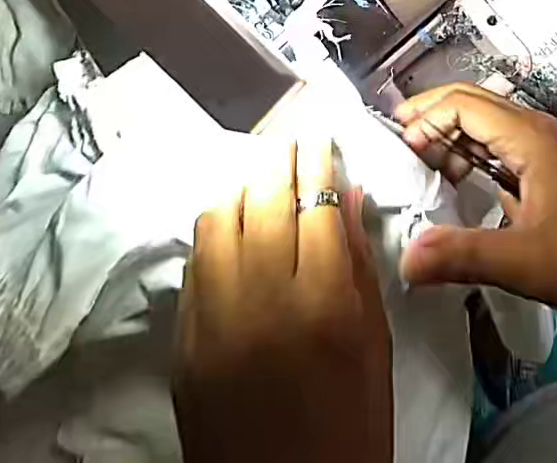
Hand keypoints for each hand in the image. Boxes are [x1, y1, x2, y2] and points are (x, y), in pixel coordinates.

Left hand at [173, 140, 392, 462]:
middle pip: (263, 200)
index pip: (316, 204)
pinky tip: (234, 230)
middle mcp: (262, 302)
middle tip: (288, 142)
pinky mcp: (183, 341)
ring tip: (260, 183)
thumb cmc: (351, 419)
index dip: (317, 161)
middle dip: (278, 158)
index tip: (317, 136)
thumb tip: (348, 194)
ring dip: (242, 190)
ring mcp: (213, 321)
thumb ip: (357, 260)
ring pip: (217, 221)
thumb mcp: (373, 340)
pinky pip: (195, 261)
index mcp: (322, 304)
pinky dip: (217, 233)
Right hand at [395, 83, 556, 323]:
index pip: (463, 104)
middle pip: (472, 101)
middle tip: (398, 141)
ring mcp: (543, 145)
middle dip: (432, 114)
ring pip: (485, 120)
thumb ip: (462, 255)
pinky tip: (457, 177)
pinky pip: (497, 142)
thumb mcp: (523, 262)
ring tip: (422, 162)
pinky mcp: (546, 164)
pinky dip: (470, 150)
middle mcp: (534, 130)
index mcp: (528, 137)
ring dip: (450, 133)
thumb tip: (406, 258)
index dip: (427, 119)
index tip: (400, 147)